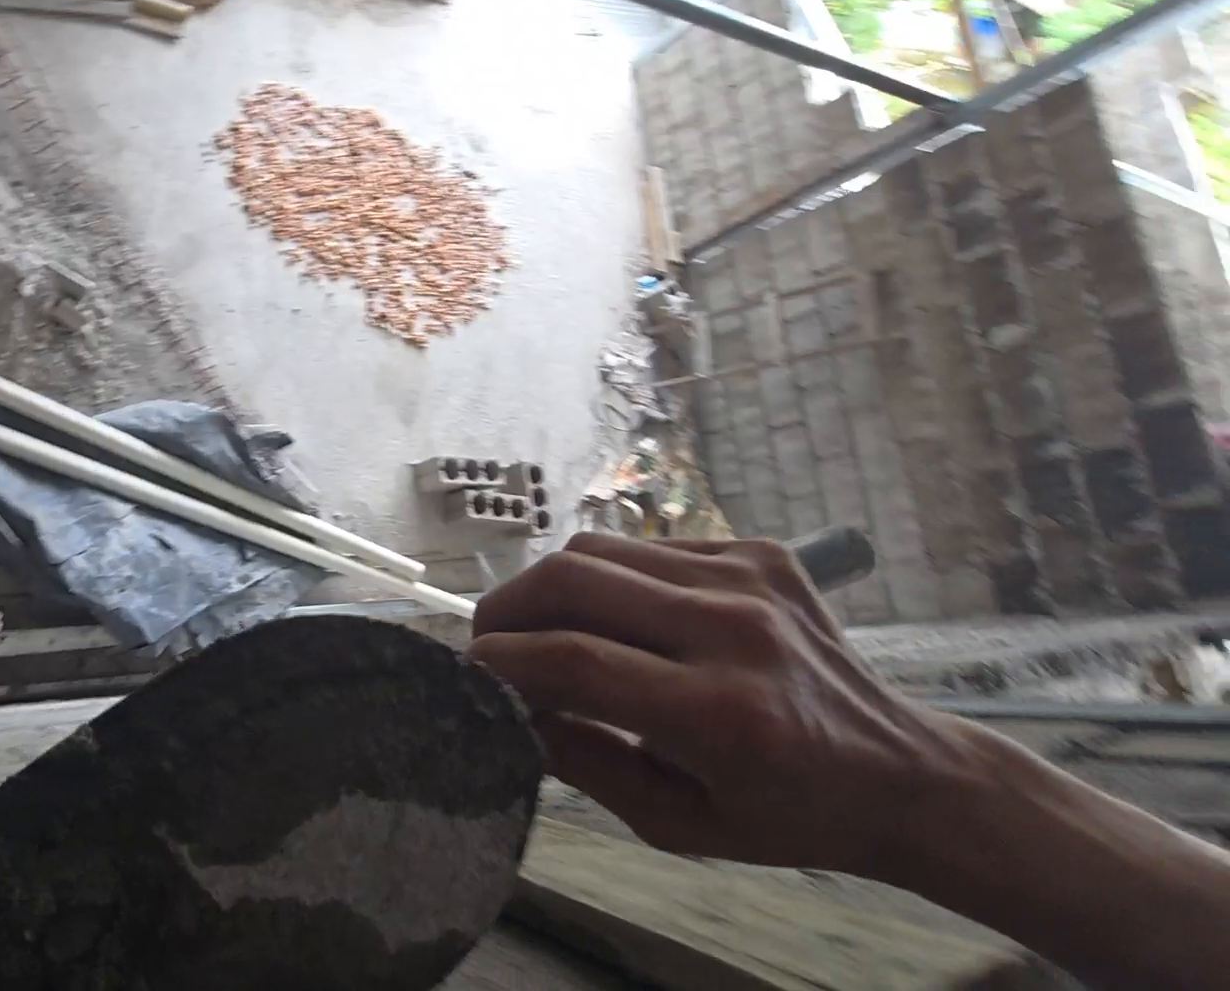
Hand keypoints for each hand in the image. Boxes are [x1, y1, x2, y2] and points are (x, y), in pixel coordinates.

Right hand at [466, 533, 985, 878]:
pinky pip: (643, 547)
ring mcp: (747, 577)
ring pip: (597, 549)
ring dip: (548, 586)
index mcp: (720, 714)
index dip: (505, 658)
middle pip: (575, 580)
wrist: (902, 769)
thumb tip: (514, 704)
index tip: (469, 669)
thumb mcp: (674, 823)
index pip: (576, 660)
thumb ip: (582, 762)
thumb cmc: (785, 815)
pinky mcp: (756, 551)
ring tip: (541, 624)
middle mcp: (733, 629)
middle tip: (489, 640)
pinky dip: (604, 577)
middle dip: (507, 606)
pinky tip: (613, 613)